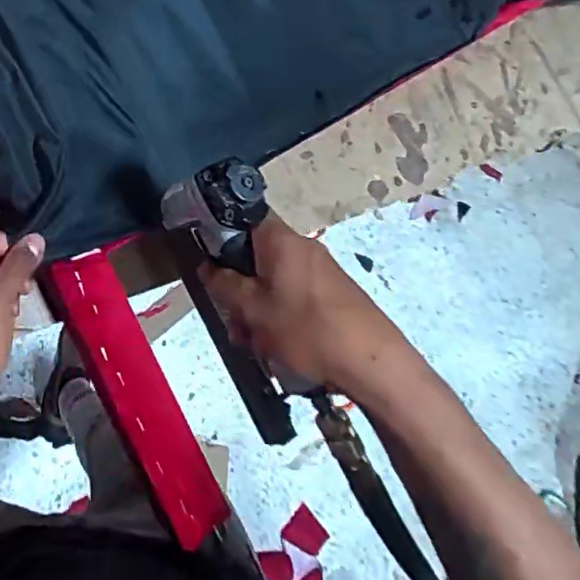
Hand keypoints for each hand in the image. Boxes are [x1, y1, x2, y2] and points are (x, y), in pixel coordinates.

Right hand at [201, 214, 407, 391]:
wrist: (371, 361)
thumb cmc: (306, 329)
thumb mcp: (253, 311)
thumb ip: (224, 285)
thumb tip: (208, 266)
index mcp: (281, 240)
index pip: (244, 218)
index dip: (221, 237)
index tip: (212, 266)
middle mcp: (302, 248)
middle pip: (256, 258)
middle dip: (240, 292)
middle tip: (236, 324)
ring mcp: (320, 272)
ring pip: (273, 284)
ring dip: (258, 312)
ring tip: (258, 346)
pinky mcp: (332, 294)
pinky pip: (294, 298)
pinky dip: (281, 319)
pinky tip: (281, 349)